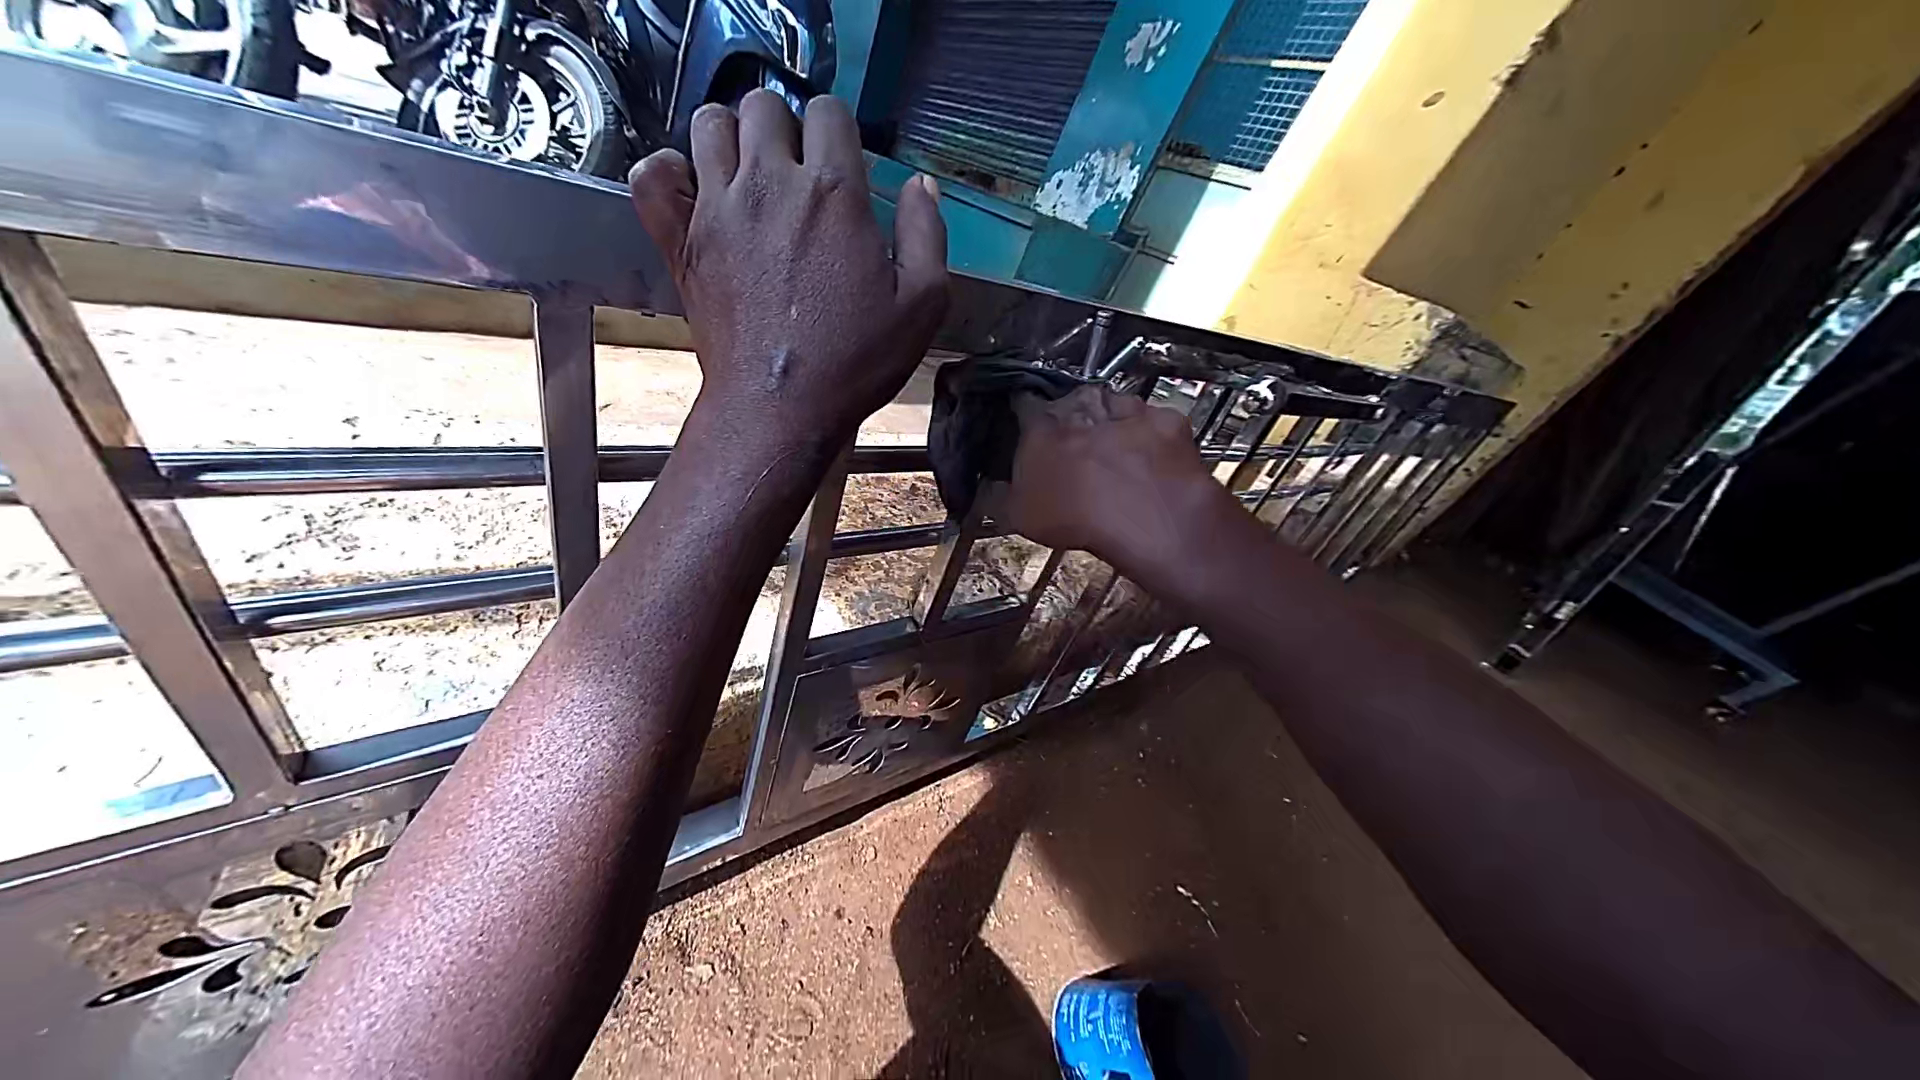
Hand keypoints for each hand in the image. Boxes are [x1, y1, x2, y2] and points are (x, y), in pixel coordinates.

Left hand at [627, 91, 948, 450]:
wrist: (781, 409)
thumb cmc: (853, 363)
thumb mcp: (922, 306)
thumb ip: (926, 234)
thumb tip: (920, 186)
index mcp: (833, 194)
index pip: (830, 114)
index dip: (840, 133)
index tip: (844, 167)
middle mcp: (769, 185)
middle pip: (765, 106)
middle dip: (787, 129)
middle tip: (800, 173)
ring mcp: (717, 210)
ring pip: (710, 123)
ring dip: (735, 138)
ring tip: (753, 176)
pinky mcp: (682, 241)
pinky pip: (654, 174)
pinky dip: (669, 171)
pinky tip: (696, 191)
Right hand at [1003, 386, 1232, 568]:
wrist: (1144, 523)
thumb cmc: (1077, 520)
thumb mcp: (1019, 516)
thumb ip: (1002, 494)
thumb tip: (995, 490)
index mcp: (1042, 424)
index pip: (1025, 403)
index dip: (1026, 414)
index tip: (1028, 426)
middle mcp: (1084, 406)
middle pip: (1073, 401)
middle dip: (1073, 421)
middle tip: (1077, 453)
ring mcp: (1127, 410)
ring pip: (1114, 404)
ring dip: (1112, 423)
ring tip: (1115, 456)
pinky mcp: (1167, 420)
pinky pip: (1154, 420)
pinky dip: (1151, 435)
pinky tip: (1149, 460)